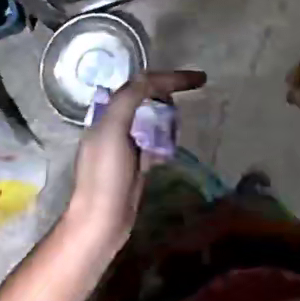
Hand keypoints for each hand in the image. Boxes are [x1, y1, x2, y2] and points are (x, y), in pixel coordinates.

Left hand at [60, 70, 205, 248]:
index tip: (199, 79)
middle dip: (169, 96)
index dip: (169, 78)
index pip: (141, 83)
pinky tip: (171, 150)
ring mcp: (125, 144)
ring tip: (177, 130)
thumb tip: (149, 78)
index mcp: (107, 112)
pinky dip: (165, 140)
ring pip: (153, 120)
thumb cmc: (105, 175)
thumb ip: (127, 99)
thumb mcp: (113, 129)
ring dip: (168, 119)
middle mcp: (115, 123)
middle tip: (191, 101)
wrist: (100, 222)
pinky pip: (154, 142)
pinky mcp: (135, 164)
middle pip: (148, 98)